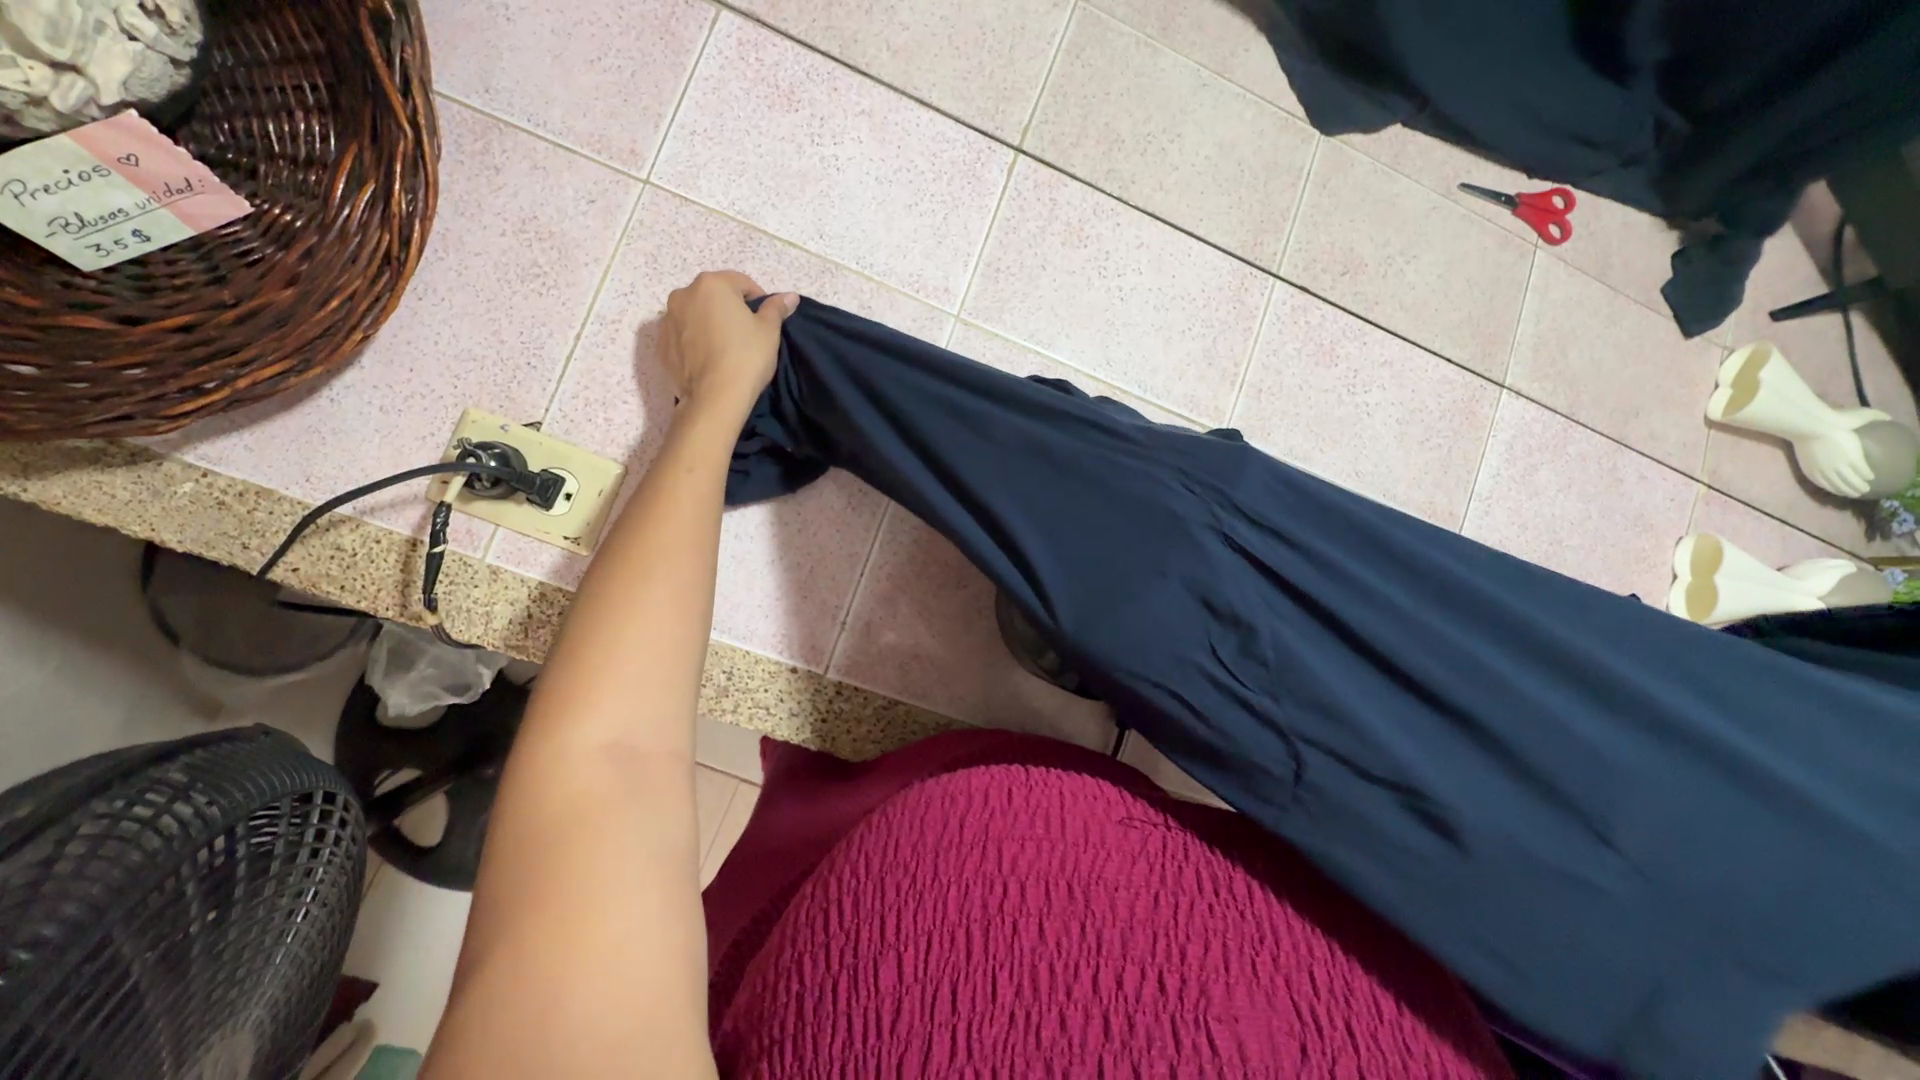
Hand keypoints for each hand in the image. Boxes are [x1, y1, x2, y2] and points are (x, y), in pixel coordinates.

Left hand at [660, 271, 798, 415]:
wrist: (714, 398)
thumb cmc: (746, 357)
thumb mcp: (769, 330)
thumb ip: (776, 308)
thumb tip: (790, 296)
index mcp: (711, 284)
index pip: (741, 283)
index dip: (757, 300)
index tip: (765, 321)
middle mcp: (683, 295)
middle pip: (713, 296)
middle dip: (728, 309)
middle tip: (744, 334)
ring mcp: (667, 320)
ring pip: (694, 315)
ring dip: (708, 324)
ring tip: (723, 349)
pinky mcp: (661, 346)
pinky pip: (681, 337)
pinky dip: (693, 342)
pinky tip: (707, 360)